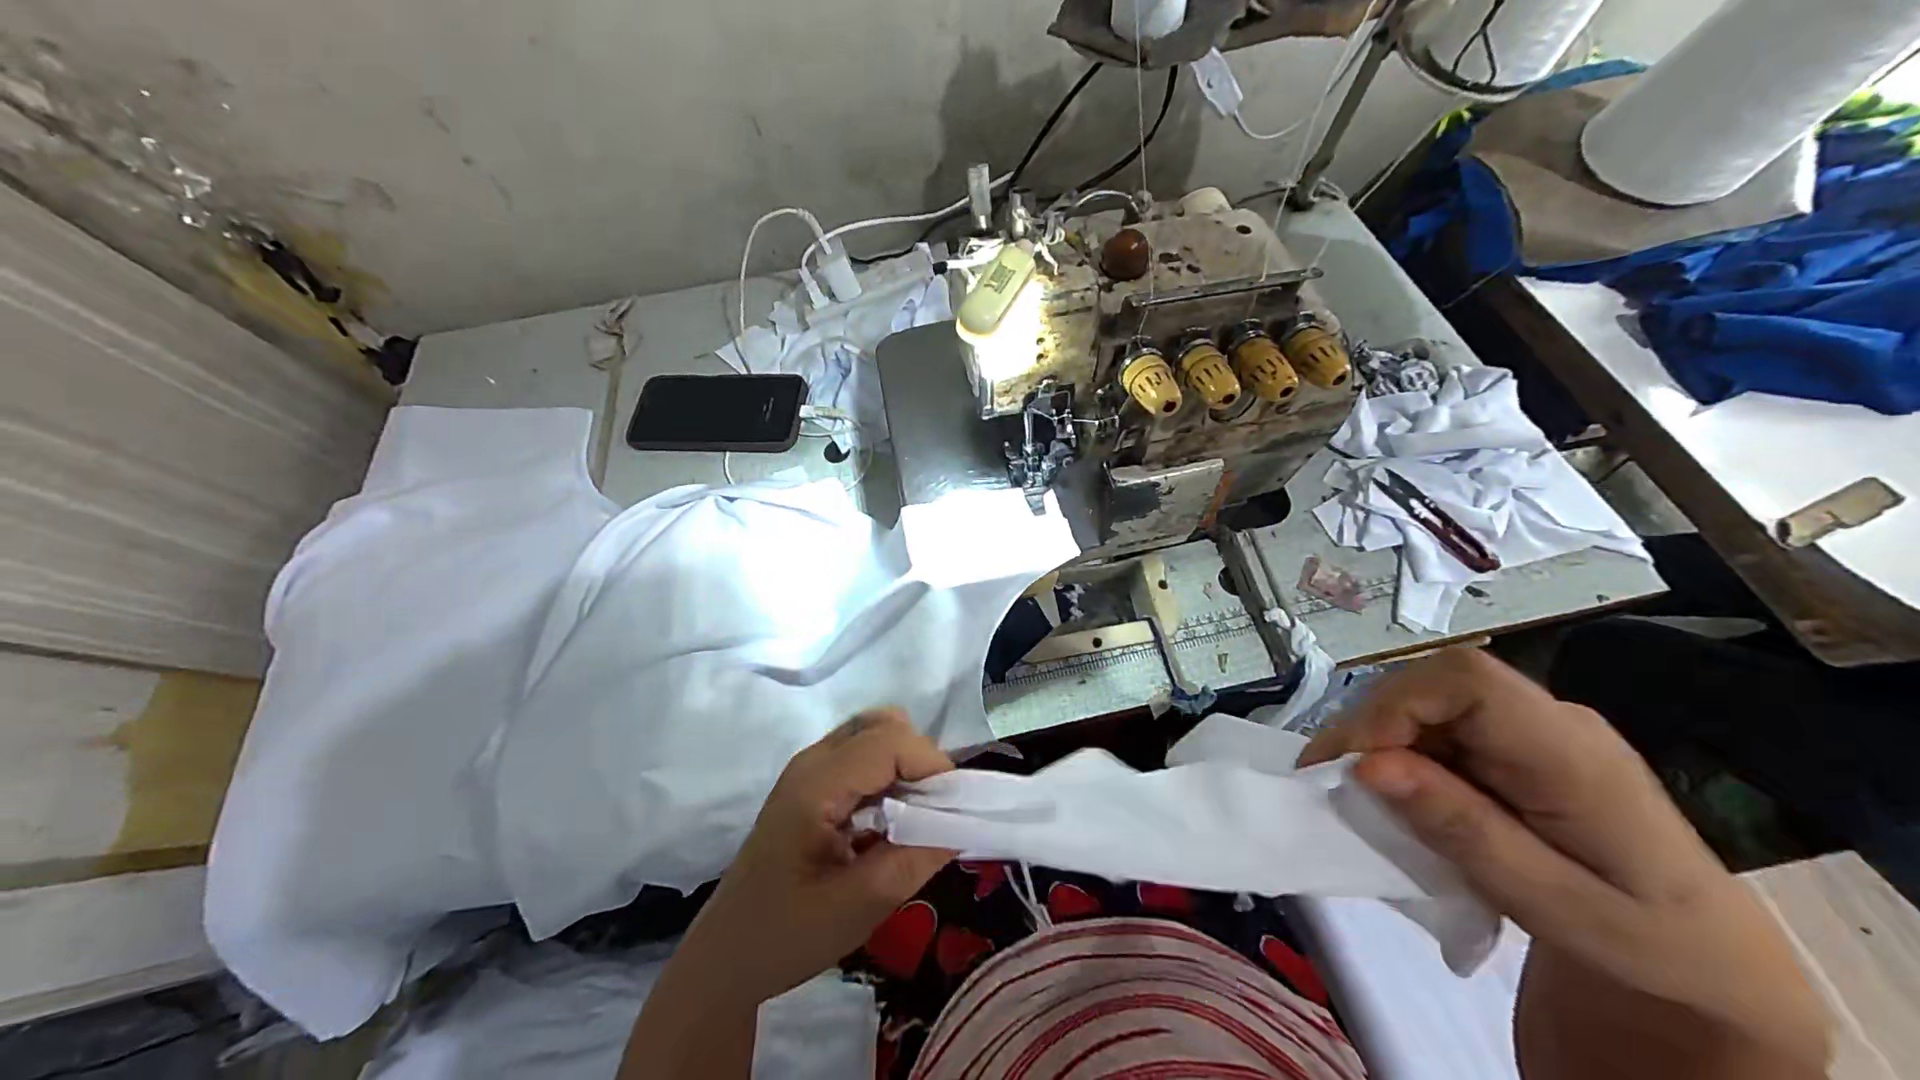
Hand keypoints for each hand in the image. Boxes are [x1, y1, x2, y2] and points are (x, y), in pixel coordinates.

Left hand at [667, 707, 956, 1005]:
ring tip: (916, 816)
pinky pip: (862, 756)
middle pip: (883, 725)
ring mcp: (807, 770)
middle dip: (920, 760)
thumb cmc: (788, 935)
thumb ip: (916, 858)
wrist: (727, 957)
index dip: (932, 764)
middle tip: (935, 812)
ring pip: (874, 734)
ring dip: (905, 766)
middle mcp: (811, 762)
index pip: (889, 741)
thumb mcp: (861, 906)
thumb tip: (963, 824)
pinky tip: (890, 820)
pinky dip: (889, 775)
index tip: (955, 808)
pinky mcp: (810, 785)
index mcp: (816, 786)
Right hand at [1301, 649, 1827, 1072]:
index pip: (1466, 682)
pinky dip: (1398, 758)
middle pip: (1433, 686)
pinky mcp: (1511, 746)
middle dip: (1370, 727)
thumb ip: (1467, 833)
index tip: (1354, 765)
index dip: (1393, 706)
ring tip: (1353, 794)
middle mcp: (1550, 722)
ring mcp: (1530, 730)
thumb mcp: (1557, 908)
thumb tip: (1370, 767)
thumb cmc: (1646, 943)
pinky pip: (1437, 730)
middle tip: (1330, 782)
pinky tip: (1394, 799)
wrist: (1705, 958)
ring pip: (1425, 704)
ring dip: (1377, 743)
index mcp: (1572, 755)